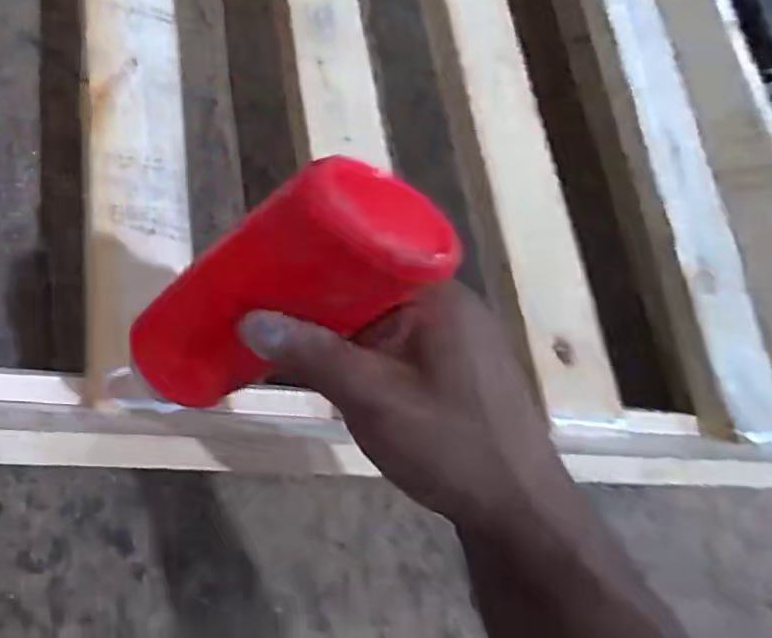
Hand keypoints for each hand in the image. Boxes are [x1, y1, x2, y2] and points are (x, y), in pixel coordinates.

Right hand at [238, 282, 575, 534]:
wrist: (523, 523)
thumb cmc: (453, 448)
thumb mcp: (374, 398)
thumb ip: (312, 355)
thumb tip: (248, 319)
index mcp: (435, 292)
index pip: (366, 248)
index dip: (313, 250)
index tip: (267, 256)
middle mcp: (441, 301)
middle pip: (362, 279)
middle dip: (311, 288)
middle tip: (258, 291)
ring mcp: (443, 333)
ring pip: (368, 310)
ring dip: (326, 319)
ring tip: (273, 318)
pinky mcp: (439, 361)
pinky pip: (381, 335)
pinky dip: (347, 341)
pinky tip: (313, 353)